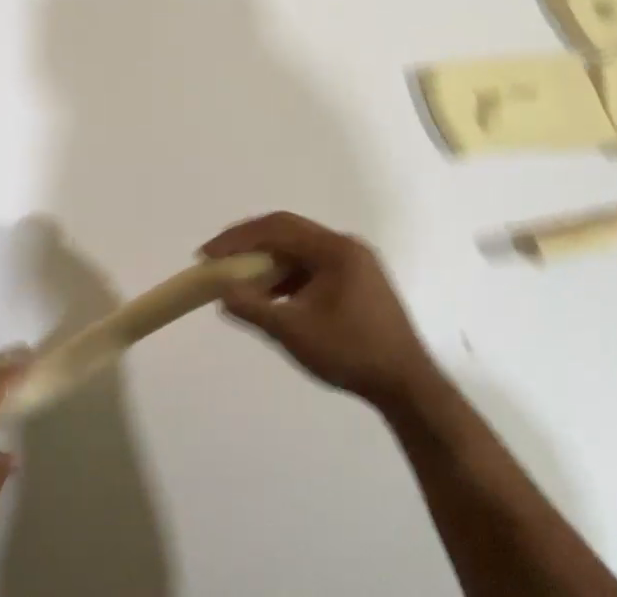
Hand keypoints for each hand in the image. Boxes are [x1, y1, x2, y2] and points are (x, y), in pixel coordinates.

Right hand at [203, 212, 441, 407]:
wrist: (409, 388)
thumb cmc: (350, 353)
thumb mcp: (292, 330)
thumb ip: (251, 307)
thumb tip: (221, 292)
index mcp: (335, 250)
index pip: (275, 228)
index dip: (236, 238)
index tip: (207, 255)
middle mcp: (347, 248)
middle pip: (286, 232)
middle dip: (247, 245)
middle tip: (217, 260)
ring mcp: (356, 265)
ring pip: (298, 251)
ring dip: (266, 262)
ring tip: (239, 281)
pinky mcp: (358, 283)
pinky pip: (311, 267)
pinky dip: (285, 276)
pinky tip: (270, 297)